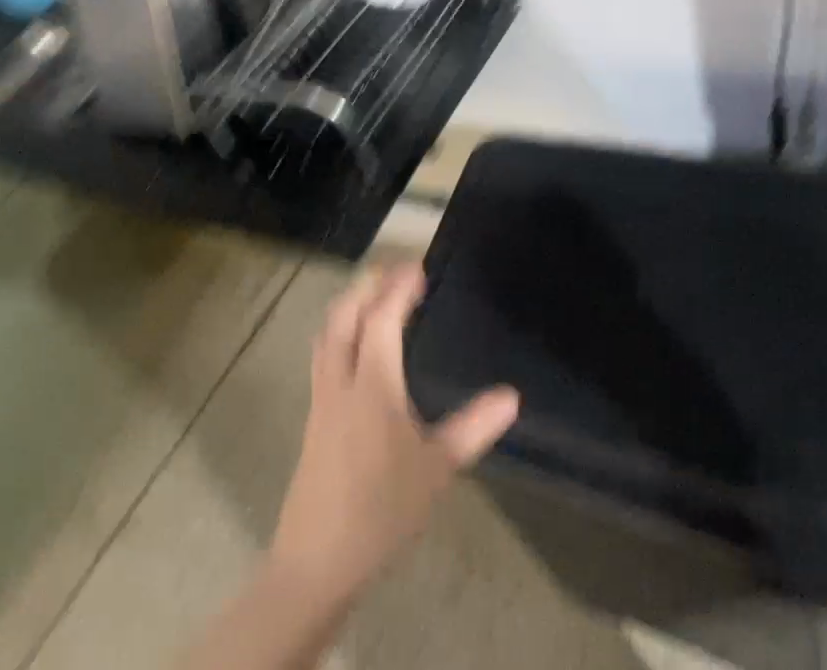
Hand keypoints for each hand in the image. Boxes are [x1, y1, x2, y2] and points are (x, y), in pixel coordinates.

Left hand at [268, 265, 519, 598]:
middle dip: (366, 287)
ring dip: (347, 307)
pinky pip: (323, 358)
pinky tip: (355, 350)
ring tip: (372, 296)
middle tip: (393, 271)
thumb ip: (473, 428)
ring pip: (326, 337)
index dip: (397, 289)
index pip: (381, 322)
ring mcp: (321, 402)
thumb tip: (512, 396)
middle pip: (342, 318)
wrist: (317, 559)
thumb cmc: (382, 512)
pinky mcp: (314, 421)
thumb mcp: (436, 470)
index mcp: (372, 388)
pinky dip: (338, 334)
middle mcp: (339, 384)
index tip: (417, 267)